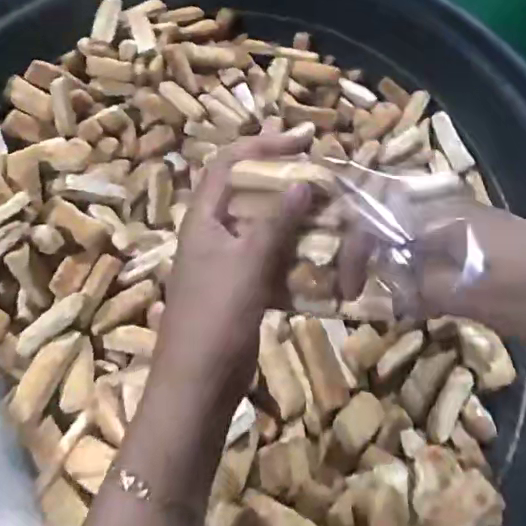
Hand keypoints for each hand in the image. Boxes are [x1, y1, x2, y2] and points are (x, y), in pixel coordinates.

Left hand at [153, 131, 316, 397]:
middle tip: (320, 166)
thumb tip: (303, 182)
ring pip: (263, 222)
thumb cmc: (216, 318)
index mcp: (204, 217)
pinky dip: (294, 248)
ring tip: (328, 204)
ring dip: (293, 212)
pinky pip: (270, 255)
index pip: (230, 162)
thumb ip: (276, 222)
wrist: (197, 388)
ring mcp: (227, 260)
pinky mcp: (241, 286)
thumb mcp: (248, 264)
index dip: (264, 144)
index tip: (303, 138)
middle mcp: (213, 231)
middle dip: (283, 174)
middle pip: (248, 188)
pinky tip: (321, 251)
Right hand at [336, 190, 525, 342]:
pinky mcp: (487, 236)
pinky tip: (426, 291)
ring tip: (387, 295)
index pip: (373, 221)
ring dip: (392, 259)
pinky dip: (418, 263)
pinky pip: (436, 242)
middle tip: (357, 289)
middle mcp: (449, 207)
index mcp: (439, 215)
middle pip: (388, 218)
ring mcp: (471, 219)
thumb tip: (384, 296)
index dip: (351, 254)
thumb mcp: (470, 299)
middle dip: (365, 251)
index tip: (346, 295)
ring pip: (412, 231)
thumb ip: (418, 292)